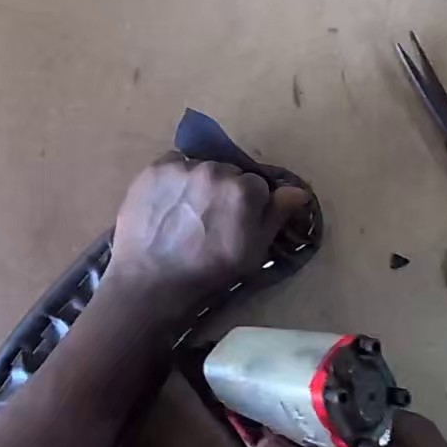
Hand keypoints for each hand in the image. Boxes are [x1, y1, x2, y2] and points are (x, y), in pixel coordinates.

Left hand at [103, 154, 307, 311]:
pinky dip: (174, 178)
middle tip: (209, 218)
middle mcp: (215, 170)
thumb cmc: (207, 273)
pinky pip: (174, 164)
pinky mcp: (154, 169)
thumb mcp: (252, 253)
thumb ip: (275, 216)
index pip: (258, 186)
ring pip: (201, 167)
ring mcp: (181, 167)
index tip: (235, 224)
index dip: (249, 206)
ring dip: (199, 183)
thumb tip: (296, 191)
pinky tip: (168, 202)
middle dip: (225, 191)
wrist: (150, 282)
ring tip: (186, 211)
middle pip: (229, 173)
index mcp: (244, 190)